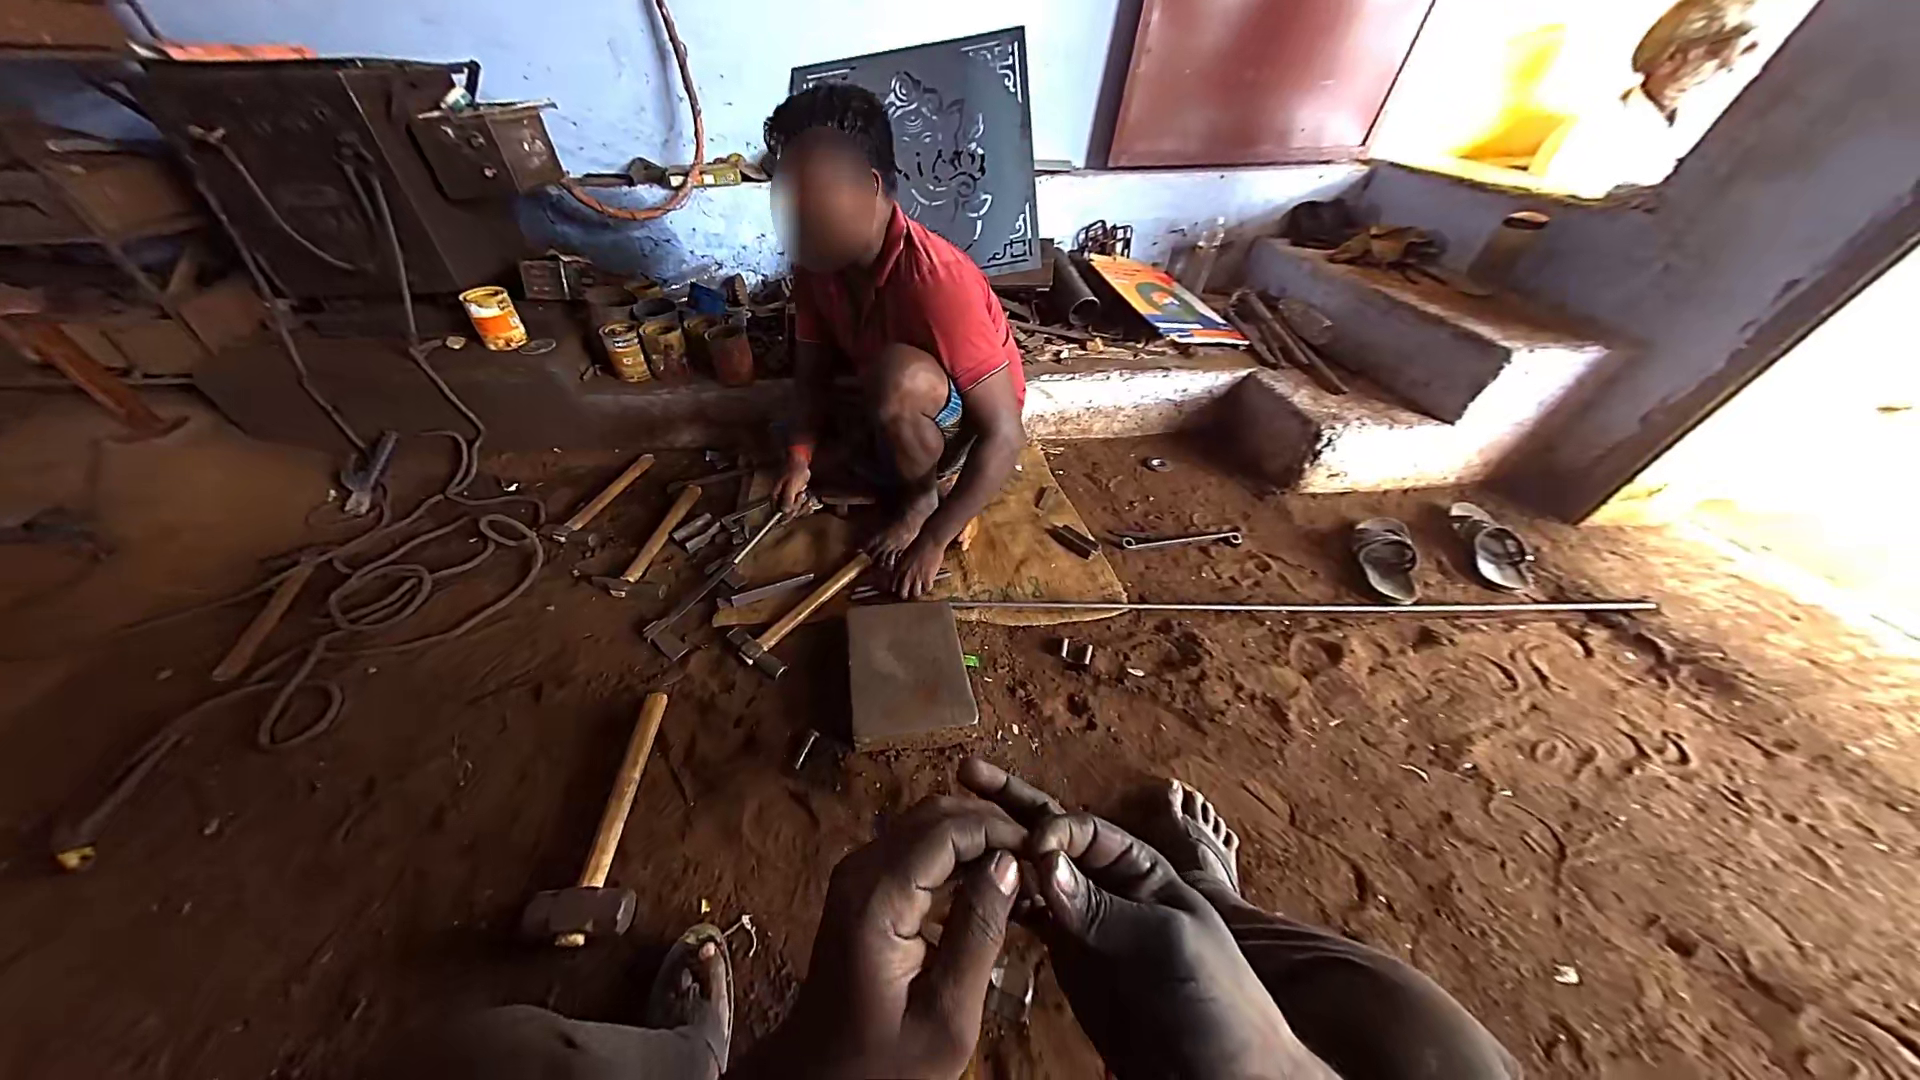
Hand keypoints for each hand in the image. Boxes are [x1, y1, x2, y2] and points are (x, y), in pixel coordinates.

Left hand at [729, 796, 1025, 1079]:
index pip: (947, 829)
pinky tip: (986, 874)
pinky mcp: (864, 880)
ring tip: (1019, 864)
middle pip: (935, 814)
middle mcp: (861, 867)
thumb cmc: (885, 1064)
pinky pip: (916, 843)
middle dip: (990, 824)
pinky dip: (955, 848)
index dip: (998, 830)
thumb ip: (979, 932)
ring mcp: (858, 870)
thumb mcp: (947, 1015)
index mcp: (877, 896)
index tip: (1041, 852)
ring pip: (927, 822)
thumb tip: (1010, 862)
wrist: (818, 1079)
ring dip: (975, 832)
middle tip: (1035, 855)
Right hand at [773, 458, 810, 513]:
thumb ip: (787, 498)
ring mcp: (789, 500)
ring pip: (795, 512)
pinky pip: (801, 509)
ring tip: (806, 496)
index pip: (777, 512)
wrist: (800, 464)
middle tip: (801, 496)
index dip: (785, 515)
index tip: (793, 510)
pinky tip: (810, 504)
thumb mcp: (791, 485)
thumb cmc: (793, 471)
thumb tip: (785, 511)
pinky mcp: (796, 499)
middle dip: (796, 508)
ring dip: (803, 507)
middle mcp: (781, 500)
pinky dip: (806, 508)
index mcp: (776, 497)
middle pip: (787, 514)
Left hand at [889, 534, 946, 598]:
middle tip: (907, 595)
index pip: (894, 584)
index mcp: (900, 568)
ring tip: (919, 591)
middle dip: (904, 595)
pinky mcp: (928, 577)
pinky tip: (928, 585)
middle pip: (903, 592)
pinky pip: (927, 588)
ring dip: (917, 592)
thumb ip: (903, 563)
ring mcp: (918, 577)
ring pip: (916, 593)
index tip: (897, 590)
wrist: (930, 541)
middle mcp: (907, 575)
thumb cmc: (918, 544)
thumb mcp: (906, 554)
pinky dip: (928, 588)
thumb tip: (901, 569)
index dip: (895, 588)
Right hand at [959, 760, 1327, 1079]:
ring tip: (957, 830)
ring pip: (1034, 872)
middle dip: (1010, 802)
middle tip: (968, 771)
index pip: (1084, 831)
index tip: (1029, 849)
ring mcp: (1085, 918)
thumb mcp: (1167, 946)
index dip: (1052, 832)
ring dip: (998, 848)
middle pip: (1051, 834)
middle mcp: (1106, 882)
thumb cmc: (1215, 1002)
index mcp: (1139, 867)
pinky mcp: (1071, 954)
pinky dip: (1002, 900)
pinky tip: (973, 891)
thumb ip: (1103, 908)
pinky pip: (1032, 916)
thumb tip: (1042, 862)